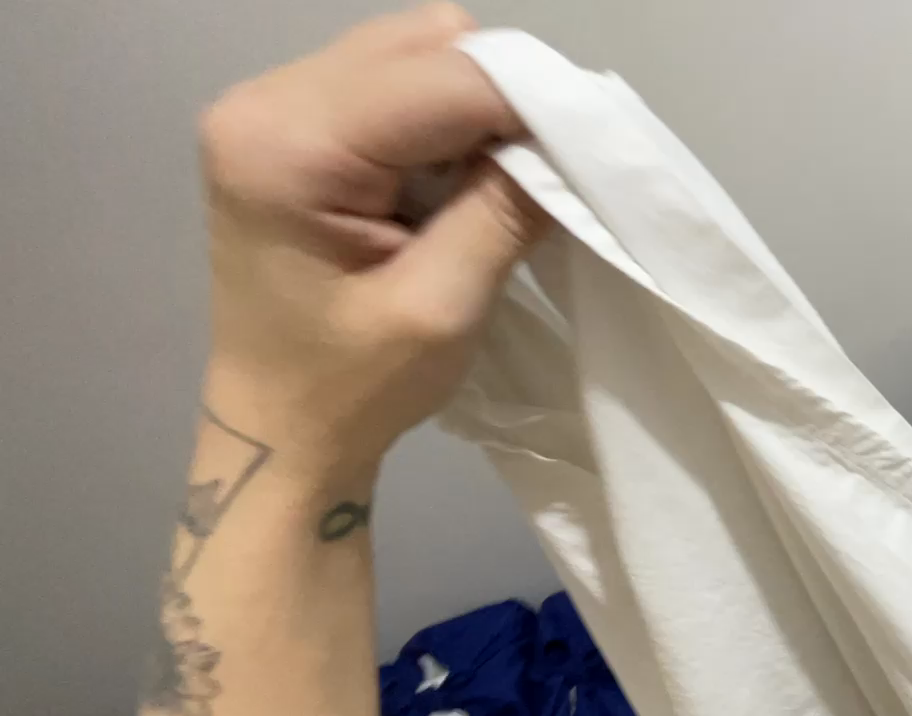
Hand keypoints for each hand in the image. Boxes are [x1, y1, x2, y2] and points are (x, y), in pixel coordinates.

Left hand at [198, 3, 543, 479]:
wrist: (286, 419)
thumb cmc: (359, 382)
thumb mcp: (444, 308)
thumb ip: (500, 218)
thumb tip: (566, 155)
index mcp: (290, 143)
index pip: (441, 78)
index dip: (531, 111)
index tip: (586, 169)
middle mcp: (271, 99)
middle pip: (426, 44)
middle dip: (506, 104)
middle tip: (542, 183)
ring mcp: (282, 108)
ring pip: (420, 57)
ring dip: (483, 116)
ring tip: (503, 191)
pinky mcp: (305, 130)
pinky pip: (404, 90)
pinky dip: (458, 130)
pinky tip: (467, 187)